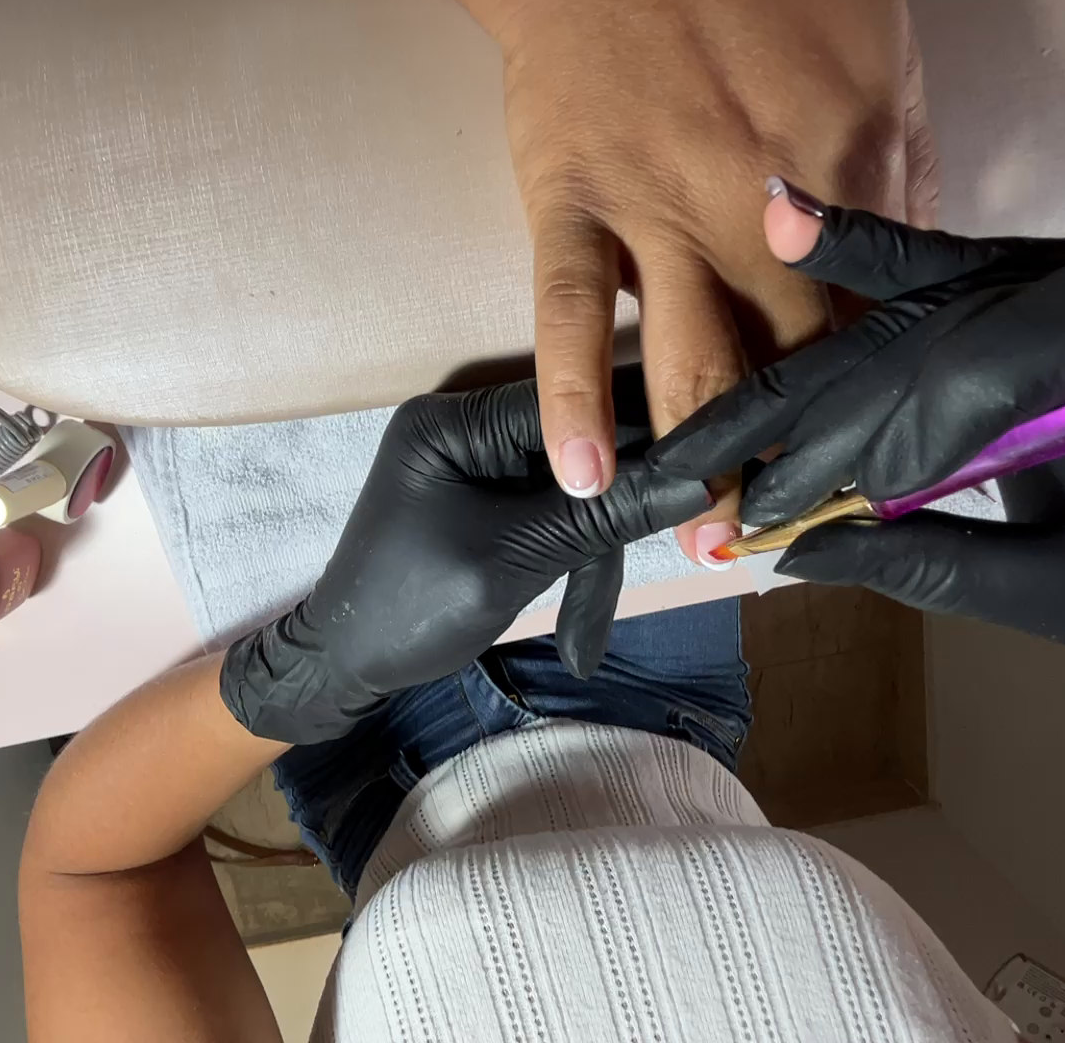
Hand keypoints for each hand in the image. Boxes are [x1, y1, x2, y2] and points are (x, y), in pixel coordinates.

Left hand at [222, 375, 709, 742]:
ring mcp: (478, 460)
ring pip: (574, 474)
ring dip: (609, 521)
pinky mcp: (489, 496)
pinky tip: (605, 576)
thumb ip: (601, 515)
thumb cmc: (412, 609)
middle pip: (576, 434)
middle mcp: (466, 424)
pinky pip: (555, 502)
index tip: (715, 456)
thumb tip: (703, 479)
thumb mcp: (511, 559)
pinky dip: (583, 537)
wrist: (349, 663)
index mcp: (454, 420)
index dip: (641, 429)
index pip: (567, 401)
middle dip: (630, 480)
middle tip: (698, 511)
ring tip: (641, 570)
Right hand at [420, 0, 931, 563]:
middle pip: (791, 361)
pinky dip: (574, 401)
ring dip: (706, 464)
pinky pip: (568, 317)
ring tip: (709, 547)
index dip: (882, 408)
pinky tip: (581, 477)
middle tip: (808, 543)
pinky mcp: (570, 210)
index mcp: (849, 164)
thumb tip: (912, 269)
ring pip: (689, 360)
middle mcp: (757, 208)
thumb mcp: (874, 56)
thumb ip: (898, 173)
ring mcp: (654, 213)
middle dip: (802, 462)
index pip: (876, 317)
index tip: (883, 480)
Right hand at [649, 189, 1064, 651]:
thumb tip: (797, 553)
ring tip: (698, 447)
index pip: (986, 371)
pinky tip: (781, 220)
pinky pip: (911, 259)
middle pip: (911, 345)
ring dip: (782, 390)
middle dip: (807, 432)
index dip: (883, 440)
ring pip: (884, 322)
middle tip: (722, 498)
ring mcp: (1047, 263)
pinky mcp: (1000, 269)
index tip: (807, 514)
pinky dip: (842, 246)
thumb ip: (950, 569)